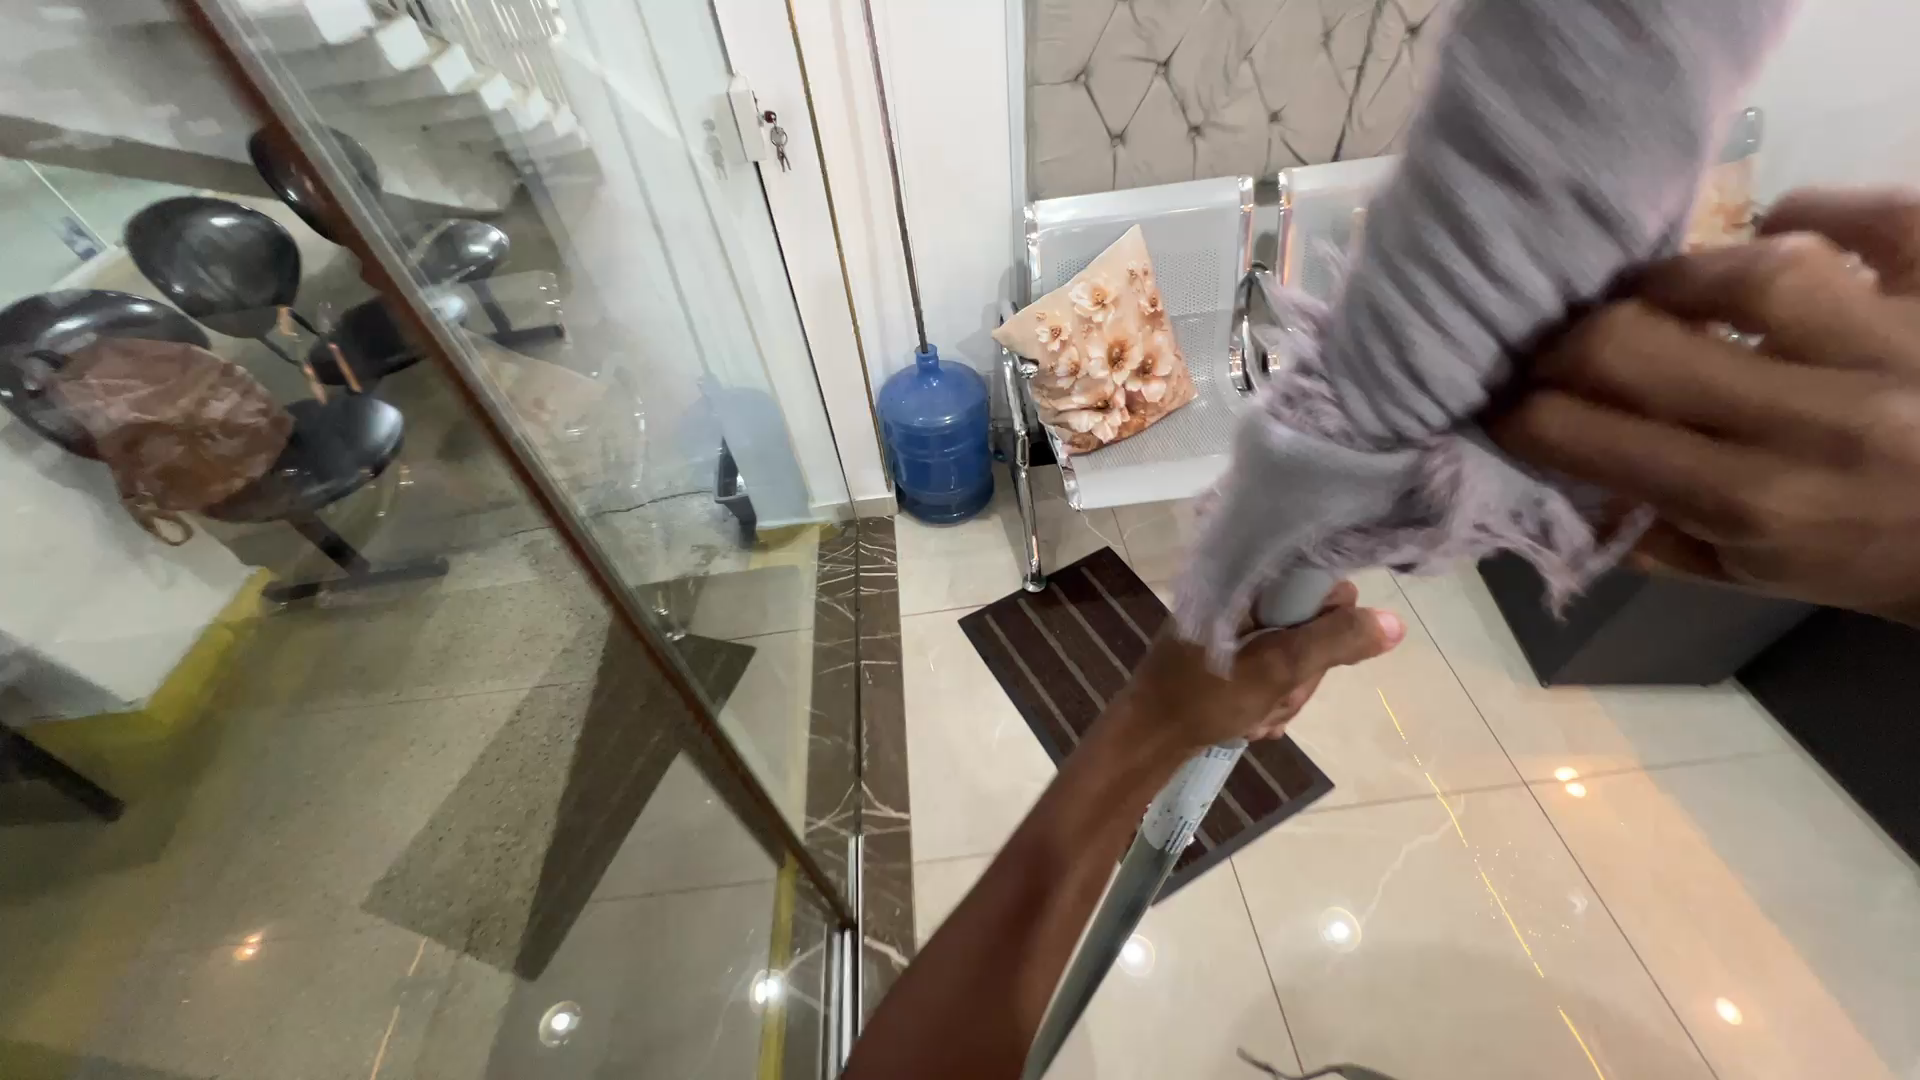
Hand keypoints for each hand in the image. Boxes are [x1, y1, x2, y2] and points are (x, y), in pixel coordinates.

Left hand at [1113, 580, 1403, 752]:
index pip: (1312, 580)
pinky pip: (1270, 673)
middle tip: (1280, 694)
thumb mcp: (1277, 668)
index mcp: (1240, 582)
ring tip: (1259, 714)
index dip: (1327, 619)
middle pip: (1307, 624)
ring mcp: (1230, 632)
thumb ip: (1334, 640)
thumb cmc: (1204, 696)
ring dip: (1287, 693)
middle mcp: (1236, 599)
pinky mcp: (1226, 659)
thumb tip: (1392, 622)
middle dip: (1303, 671)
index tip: (1316, 655)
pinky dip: (1269, 700)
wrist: (1149, 738)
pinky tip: (1251, 721)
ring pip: (1292, 656)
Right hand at [1489, 187, 1919, 624]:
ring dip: (1670, 278)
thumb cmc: (1875, 562)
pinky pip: (1882, 215)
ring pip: (1743, 272)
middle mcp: (1817, 422)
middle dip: (1562, 346)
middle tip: (1561, 353)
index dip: (1512, 413)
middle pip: (1626, 344)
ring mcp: (1904, 345)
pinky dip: (1811, 210)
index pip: (1569, 434)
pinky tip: (1776, 233)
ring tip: (1654, 294)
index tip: (1503, 407)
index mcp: (1747, 500)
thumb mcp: (1741, 573)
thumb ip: (1639, 528)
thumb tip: (1553, 474)